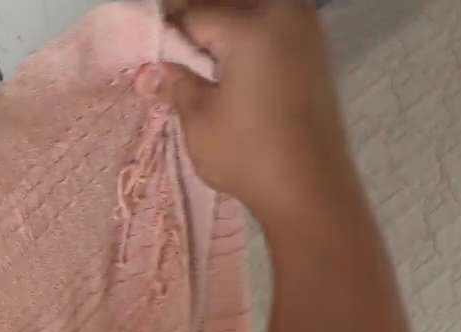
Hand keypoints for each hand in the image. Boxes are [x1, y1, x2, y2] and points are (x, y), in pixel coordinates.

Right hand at [162, 1, 365, 230]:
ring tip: (198, 57)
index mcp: (250, 26)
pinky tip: (230, 61)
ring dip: (222, 23)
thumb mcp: (200, 122)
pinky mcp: (314, 46)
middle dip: (195, 20)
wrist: (308, 184)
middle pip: (226, 2)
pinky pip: (273, 21)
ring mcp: (304, 25)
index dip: (165, 30)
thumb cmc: (247, 154)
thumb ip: (176, 86)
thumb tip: (146, 72)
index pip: (194, 12)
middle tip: (170, 53)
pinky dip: (248, 32)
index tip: (146, 51)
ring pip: (252, 6)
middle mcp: (282, 10)